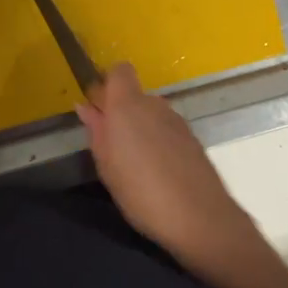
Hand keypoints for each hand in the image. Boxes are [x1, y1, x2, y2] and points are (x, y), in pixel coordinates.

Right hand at [75, 63, 266, 276]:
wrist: (200, 217)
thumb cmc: (141, 191)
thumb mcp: (107, 164)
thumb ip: (96, 130)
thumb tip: (87, 106)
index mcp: (128, 105)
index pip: (119, 70)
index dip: (107, 84)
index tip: (99, 109)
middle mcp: (155, 104)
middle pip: (135, 95)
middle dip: (122, 112)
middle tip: (112, 146)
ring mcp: (177, 121)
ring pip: (151, 114)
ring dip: (141, 129)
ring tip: (135, 166)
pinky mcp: (193, 139)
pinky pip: (167, 130)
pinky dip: (159, 142)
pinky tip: (158, 173)